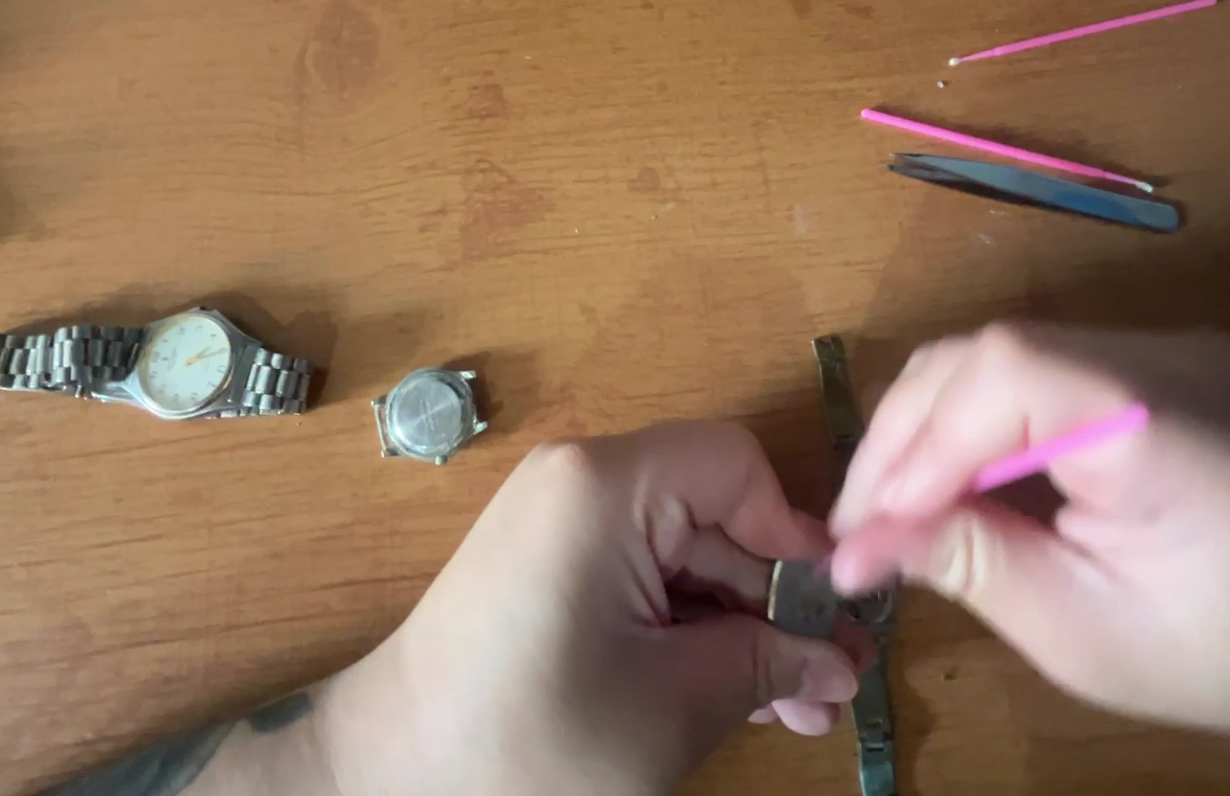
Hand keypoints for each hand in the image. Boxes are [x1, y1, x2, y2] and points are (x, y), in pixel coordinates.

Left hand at [318, 422, 864, 795]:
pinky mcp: (557, 554)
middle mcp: (585, 476)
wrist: (388, 774)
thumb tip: (841, 658)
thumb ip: (767, 664)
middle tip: (825, 687)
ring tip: (791, 703)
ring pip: (686, 547)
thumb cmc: (529, 740)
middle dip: (772, 597)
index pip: (733, 464)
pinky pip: (646, 568)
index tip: (824, 618)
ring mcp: (566, 514)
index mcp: (605, 483)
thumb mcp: (670, 706)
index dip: (790, 534)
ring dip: (738, 620)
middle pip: (713, 510)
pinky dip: (689, 620)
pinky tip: (730, 686)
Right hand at [828, 323, 1229, 740]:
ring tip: (885, 499)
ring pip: (984, 353)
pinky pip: (1011, 367)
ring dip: (918, 423)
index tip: (872, 525)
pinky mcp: (1127, 355)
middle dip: (902, 435)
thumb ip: (968, 567)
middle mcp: (1169, 359)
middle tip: (857, 519)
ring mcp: (1152, 344)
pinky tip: (936, 471)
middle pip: (985, 354)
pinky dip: (955, 418)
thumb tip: (852, 546)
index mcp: (1186, 431)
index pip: (1012, 375)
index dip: (925, 438)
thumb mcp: (1088, 639)